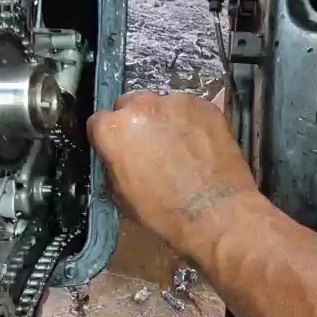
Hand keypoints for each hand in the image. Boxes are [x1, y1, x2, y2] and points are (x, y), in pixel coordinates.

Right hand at [86, 91, 260, 259]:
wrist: (217, 213)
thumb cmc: (165, 212)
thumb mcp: (122, 195)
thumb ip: (113, 165)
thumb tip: (117, 157)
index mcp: (114, 130)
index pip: (99, 122)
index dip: (108, 138)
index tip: (118, 148)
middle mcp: (142, 107)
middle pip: (129, 105)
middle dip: (136, 123)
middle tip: (149, 147)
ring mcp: (176, 102)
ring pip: (161, 105)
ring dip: (164, 121)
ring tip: (179, 148)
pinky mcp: (205, 105)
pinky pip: (190, 110)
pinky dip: (190, 123)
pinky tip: (198, 146)